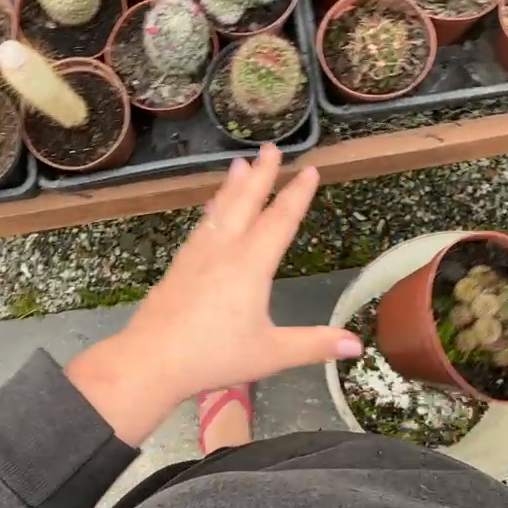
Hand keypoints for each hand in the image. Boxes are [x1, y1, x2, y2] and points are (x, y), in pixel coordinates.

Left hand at [66, 146, 360, 444]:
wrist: (151, 360)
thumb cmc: (214, 355)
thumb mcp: (271, 354)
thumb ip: (313, 345)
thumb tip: (357, 345)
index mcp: (250, 266)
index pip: (279, 221)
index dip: (297, 195)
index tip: (309, 170)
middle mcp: (223, 251)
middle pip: (245, 204)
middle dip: (261, 175)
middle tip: (270, 147)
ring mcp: (196, 257)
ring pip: (219, 211)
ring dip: (232, 186)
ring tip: (239, 164)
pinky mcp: (178, 268)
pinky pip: (200, 227)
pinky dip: (211, 210)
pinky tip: (210, 212)